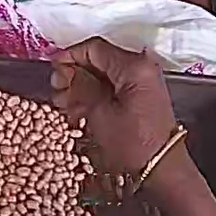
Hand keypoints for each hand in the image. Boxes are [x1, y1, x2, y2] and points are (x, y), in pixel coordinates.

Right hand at [49, 38, 189, 183]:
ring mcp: (145, 82)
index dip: (70, 56)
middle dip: (75, 73)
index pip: (95, 48)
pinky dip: (97, 94)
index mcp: (134, 67)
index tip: (52, 69)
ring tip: (65, 103)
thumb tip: (64, 71)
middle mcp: (142, 68)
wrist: (162, 167)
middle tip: (58, 90)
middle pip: (101, 60)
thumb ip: (80, 87)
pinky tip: (80, 108)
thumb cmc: (133, 143)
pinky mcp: (143, 96)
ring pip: (106, 75)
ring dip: (84, 86)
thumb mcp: (100, 113)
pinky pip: (116, 87)